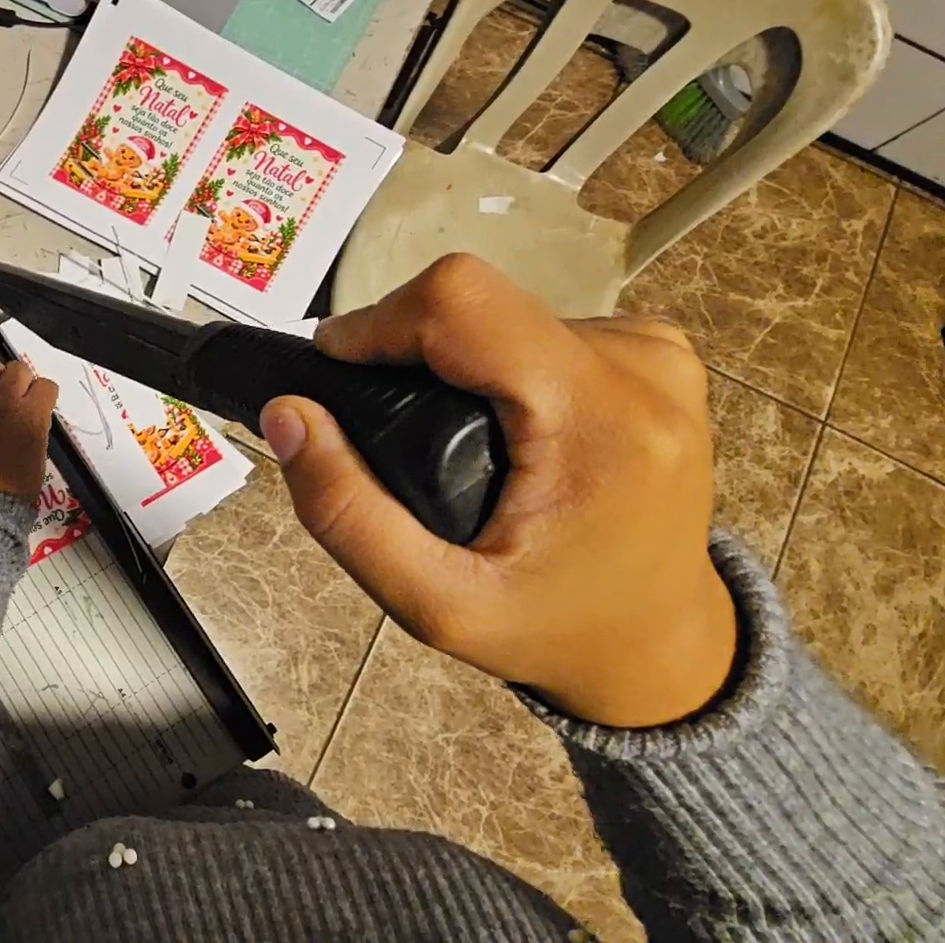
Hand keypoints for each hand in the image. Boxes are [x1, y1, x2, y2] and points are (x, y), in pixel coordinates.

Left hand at [0, 358, 58, 502]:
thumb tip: (31, 409)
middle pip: (17, 369)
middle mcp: (3, 402)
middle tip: (16, 397)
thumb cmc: (14, 487)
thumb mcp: (39, 452)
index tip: (38, 403)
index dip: (43, 395)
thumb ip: (36, 423)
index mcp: (31, 415)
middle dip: (21, 382)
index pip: (45, 385)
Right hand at [260, 255, 735, 728]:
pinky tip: (485, 422)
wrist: (658, 642)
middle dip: (401, 346)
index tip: (333, 368)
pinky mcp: (648, 350)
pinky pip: (527, 323)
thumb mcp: (431, 603)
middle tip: (378, 421)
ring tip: (435, 433)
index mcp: (599, 423)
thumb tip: (287, 413)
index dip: (378, 321)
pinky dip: (479, 361)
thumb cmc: (552, 628)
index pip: (463, 305)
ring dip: (440, 357)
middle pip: (473, 302)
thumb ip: (345, 512)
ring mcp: (652, 352)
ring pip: (495, 310)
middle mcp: (639, 367)